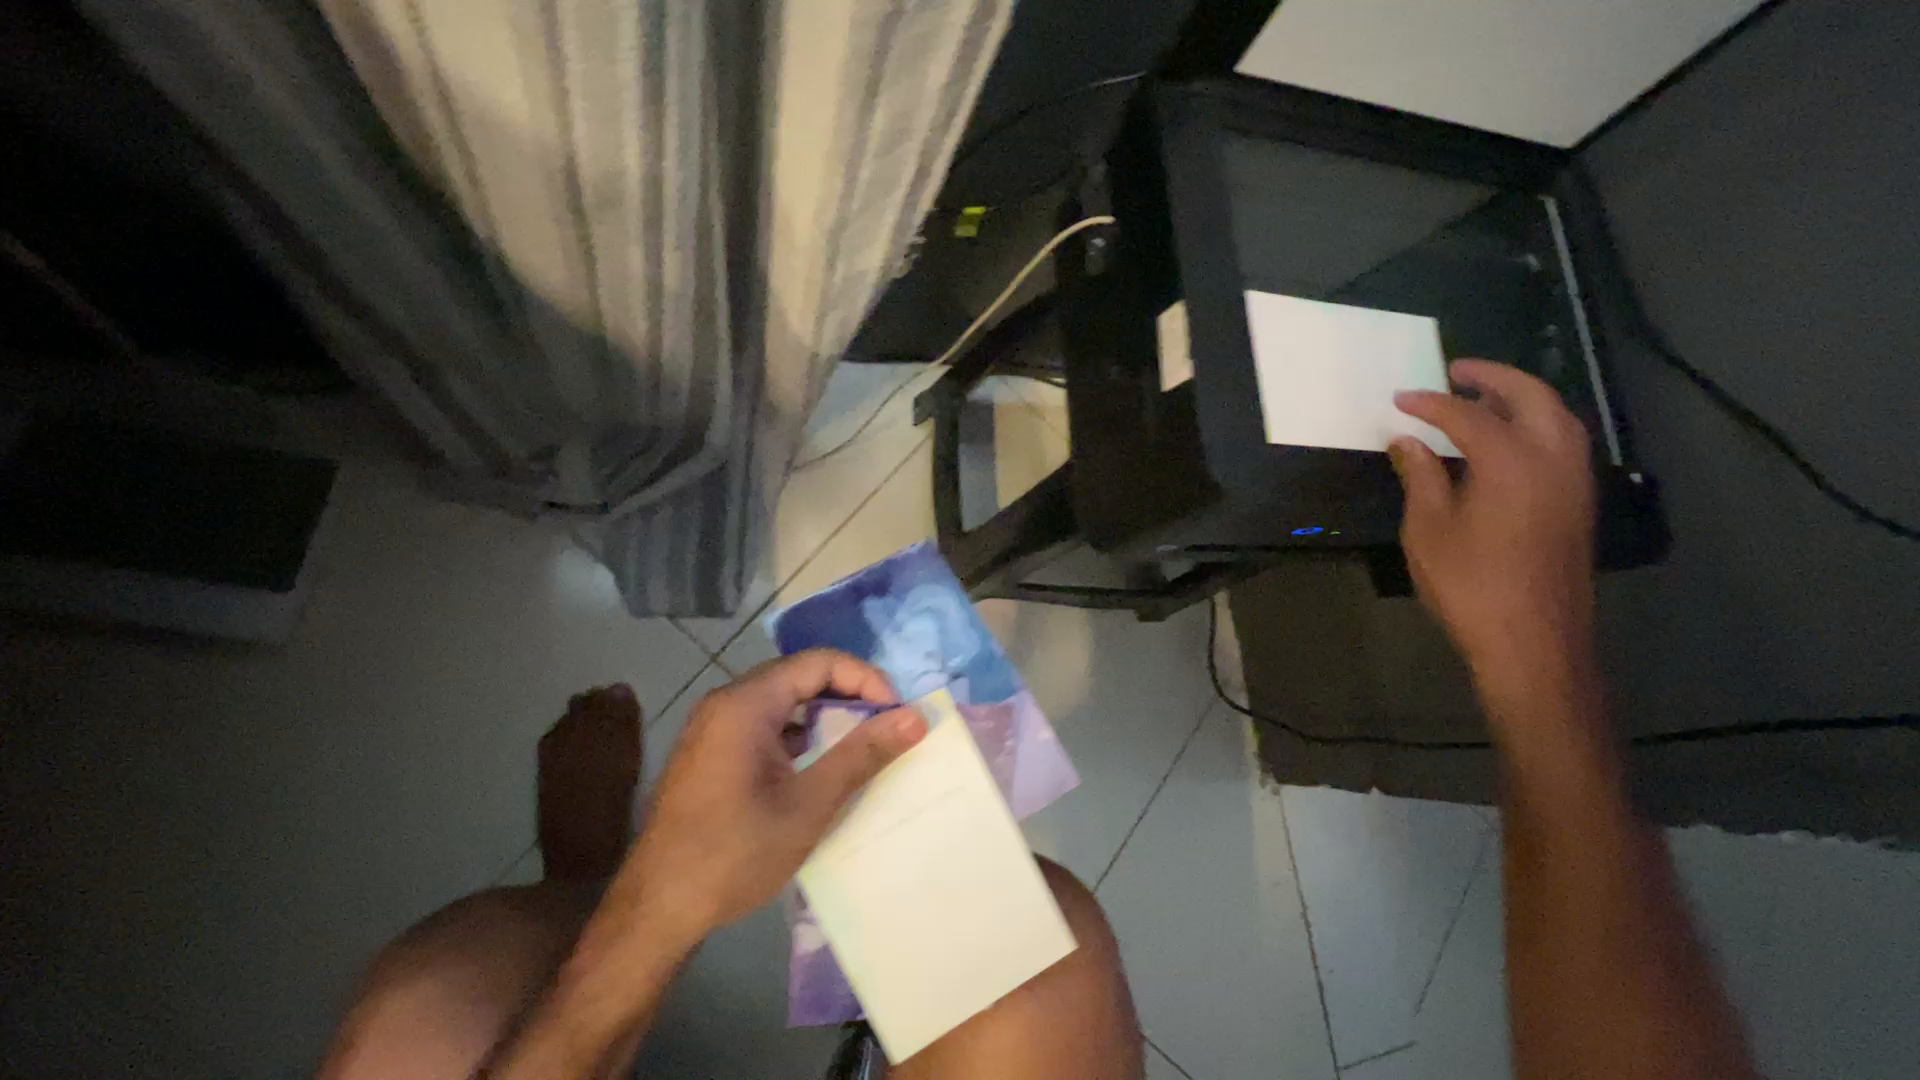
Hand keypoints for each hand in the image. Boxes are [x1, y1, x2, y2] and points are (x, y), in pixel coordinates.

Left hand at [619, 649, 926, 942]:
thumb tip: (914, 717)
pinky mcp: (711, 752)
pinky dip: (799, 734)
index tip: (896, 715)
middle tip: (886, 728)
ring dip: (824, 715)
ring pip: (783, 700)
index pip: (819, 662)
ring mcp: (714, 727)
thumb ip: (862, 754)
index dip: (865, 679)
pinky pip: (765, 724)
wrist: (658, 907)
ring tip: (861, 746)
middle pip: (800, 675)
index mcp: (746, 703)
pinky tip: (819, 766)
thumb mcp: (808, 804)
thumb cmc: (735, 853)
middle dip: (849, 695)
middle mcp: (726, 702)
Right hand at [1389, 359, 1597, 677]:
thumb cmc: (1470, 585)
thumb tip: (1407, 441)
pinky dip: (1535, 425)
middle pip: (1531, 397)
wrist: (1533, 640)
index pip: (1467, 415)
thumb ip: (1420, 477)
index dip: (1430, 403)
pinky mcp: (1579, 502)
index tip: (1400, 398)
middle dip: (1493, 378)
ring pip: (1557, 417)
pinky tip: (1506, 440)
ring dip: (1521, 398)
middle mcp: (1553, 458)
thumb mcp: (1429, 530)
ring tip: (1482, 398)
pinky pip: (1562, 442)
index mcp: (1511, 461)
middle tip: (1456, 371)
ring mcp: (1574, 480)